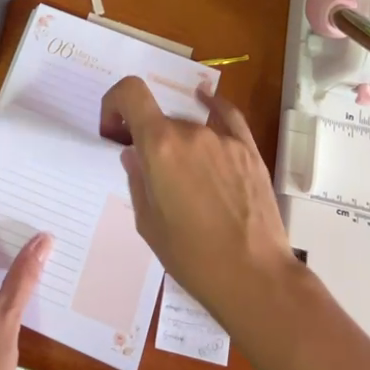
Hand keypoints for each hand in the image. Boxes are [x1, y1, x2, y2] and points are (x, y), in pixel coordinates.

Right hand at [99, 78, 295, 321]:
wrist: (254, 277)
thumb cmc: (192, 257)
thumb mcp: (149, 224)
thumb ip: (137, 181)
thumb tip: (134, 155)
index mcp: (159, 146)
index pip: (131, 93)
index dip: (115, 102)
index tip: (114, 129)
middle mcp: (191, 132)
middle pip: (161, 118)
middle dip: (149, 138)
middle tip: (151, 172)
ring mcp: (224, 139)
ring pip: (190, 126)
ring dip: (179, 142)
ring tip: (187, 180)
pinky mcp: (249, 150)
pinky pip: (227, 117)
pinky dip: (212, 107)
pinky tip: (205, 103)